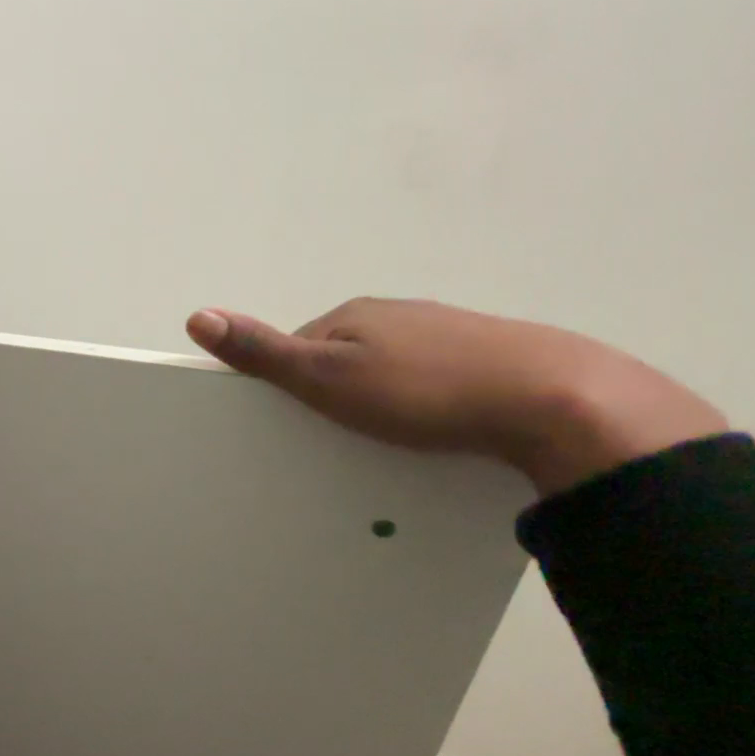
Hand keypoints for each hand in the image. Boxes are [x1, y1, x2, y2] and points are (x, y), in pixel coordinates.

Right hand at [185, 298, 727, 494]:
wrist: (556, 403)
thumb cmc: (423, 390)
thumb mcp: (325, 376)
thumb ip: (262, 351)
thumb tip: (198, 315)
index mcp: (354, 315)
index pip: (296, 348)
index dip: (288, 388)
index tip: (299, 424)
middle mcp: (398, 316)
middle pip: (342, 360)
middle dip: (335, 397)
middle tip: (344, 438)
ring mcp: (448, 335)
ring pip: (390, 373)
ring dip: (382, 404)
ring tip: (394, 440)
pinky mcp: (489, 360)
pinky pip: (433, 384)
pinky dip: (425, 407)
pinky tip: (437, 430)